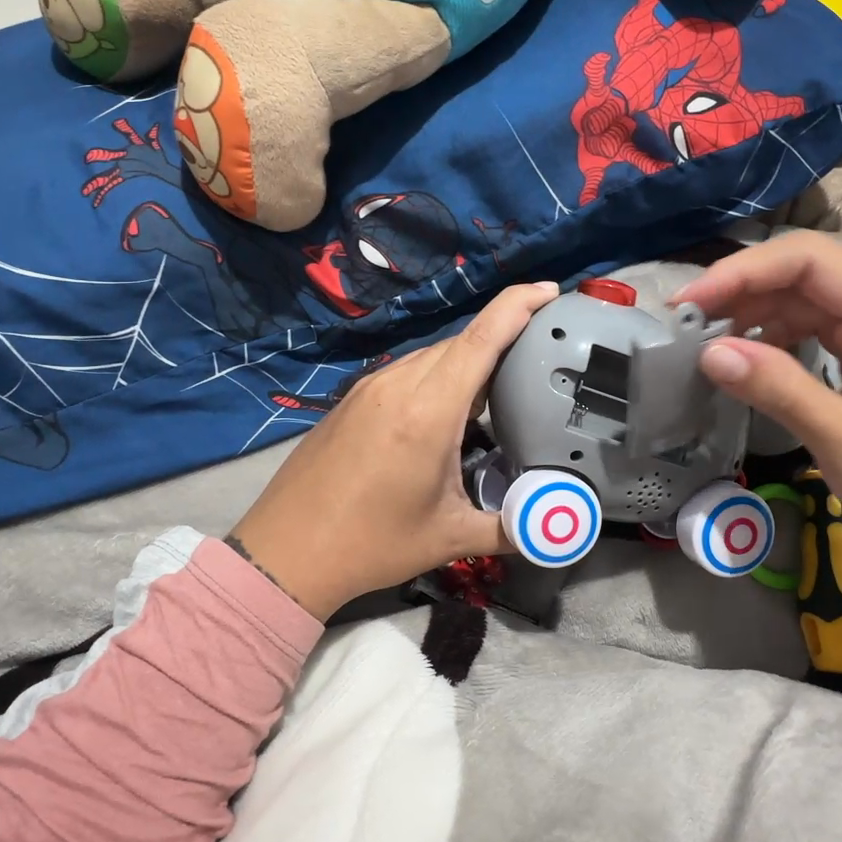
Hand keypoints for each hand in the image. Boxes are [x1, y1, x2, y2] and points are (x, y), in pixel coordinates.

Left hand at [229, 281, 559, 618]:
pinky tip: (448, 411)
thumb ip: (509, 527)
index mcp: (427, 412)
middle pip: (460, 343)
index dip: (518, 305)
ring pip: (432, 356)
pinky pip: (407, 372)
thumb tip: (554, 527)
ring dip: (468, 362)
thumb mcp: (448, 538)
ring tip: (498, 390)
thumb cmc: (371, 544)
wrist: (287, 550)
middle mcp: (397, 386)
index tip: (550, 290)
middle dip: (503, 339)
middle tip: (538, 356)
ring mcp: (370, 389)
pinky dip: (438, 377)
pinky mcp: (352, 399)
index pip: (481, 339)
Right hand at [675, 230, 841, 570]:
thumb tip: (710, 352)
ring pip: (815, 301)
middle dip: (742, 293)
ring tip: (711, 350)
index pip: (808, 260)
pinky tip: (758, 367)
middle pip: (808, 274)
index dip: (739, 272)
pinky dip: (786, 341)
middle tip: (687, 331)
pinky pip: (831, 331)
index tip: (686, 307)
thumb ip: (781, 392)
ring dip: (760, 317)